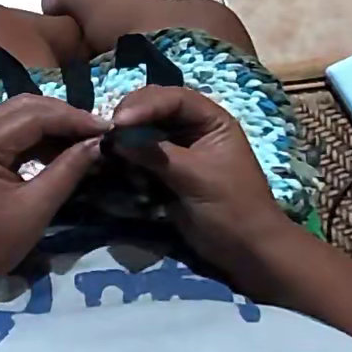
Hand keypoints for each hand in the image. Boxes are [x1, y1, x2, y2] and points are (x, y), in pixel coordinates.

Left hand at [0, 95, 109, 298]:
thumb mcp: (36, 209)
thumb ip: (68, 171)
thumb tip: (98, 144)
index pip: (34, 116)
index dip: (72, 118)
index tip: (106, 128)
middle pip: (27, 107)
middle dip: (65, 115)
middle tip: (97, 131)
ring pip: (23, 115)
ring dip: (56, 123)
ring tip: (86, 138)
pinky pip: (18, 131)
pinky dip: (44, 136)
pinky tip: (66, 148)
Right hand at [111, 85, 294, 270]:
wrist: (246, 251)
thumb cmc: (232, 208)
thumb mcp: (196, 177)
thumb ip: (157, 155)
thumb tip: (117, 138)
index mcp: (212, 120)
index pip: (175, 99)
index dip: (146, 104)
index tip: (120, 120)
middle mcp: (194, 127)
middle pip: (157, 107)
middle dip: (132, 115)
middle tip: (109, 130)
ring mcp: (180, 148)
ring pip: (146, 129)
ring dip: (126, 134)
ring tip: (106, 143)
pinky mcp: (167, 170)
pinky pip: (142, 153)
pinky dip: (127, 154)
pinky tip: (112, 158)